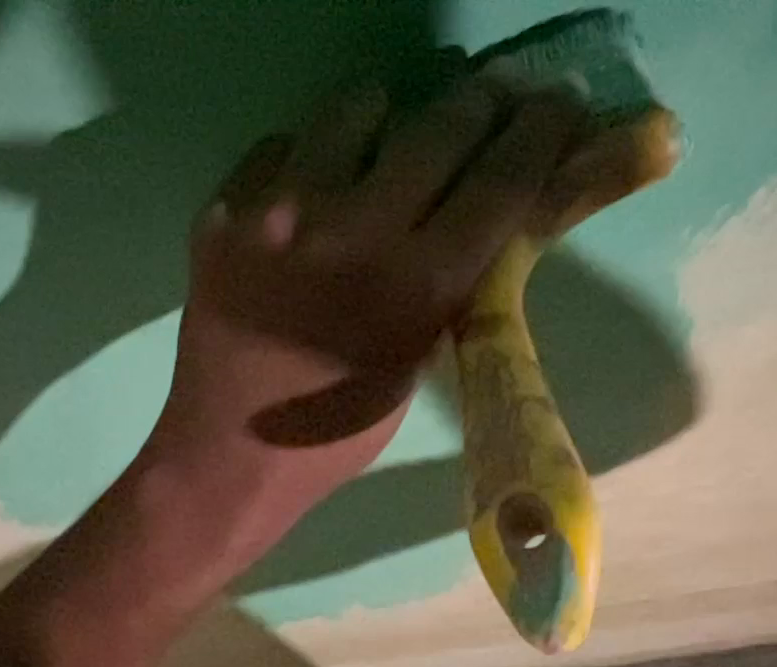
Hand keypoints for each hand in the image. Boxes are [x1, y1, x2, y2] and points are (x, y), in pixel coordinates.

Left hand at [142, 76, 591, 536]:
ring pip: (354, 110)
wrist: (228, 455)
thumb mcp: (415, 364)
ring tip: (388, 135)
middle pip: (440, 126)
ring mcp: (278, 215)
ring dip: (386, 117)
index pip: (502, 179)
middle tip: (487, 100)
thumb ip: (447, 286)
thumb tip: (474, 214)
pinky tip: (310, 185)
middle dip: (478, 105)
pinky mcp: (222, 214)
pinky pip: (278, 148)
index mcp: (417, 286)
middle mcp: (353, 231)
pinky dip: (306, 157)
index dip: (539, 131)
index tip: (554, 105)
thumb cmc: (335, 434)